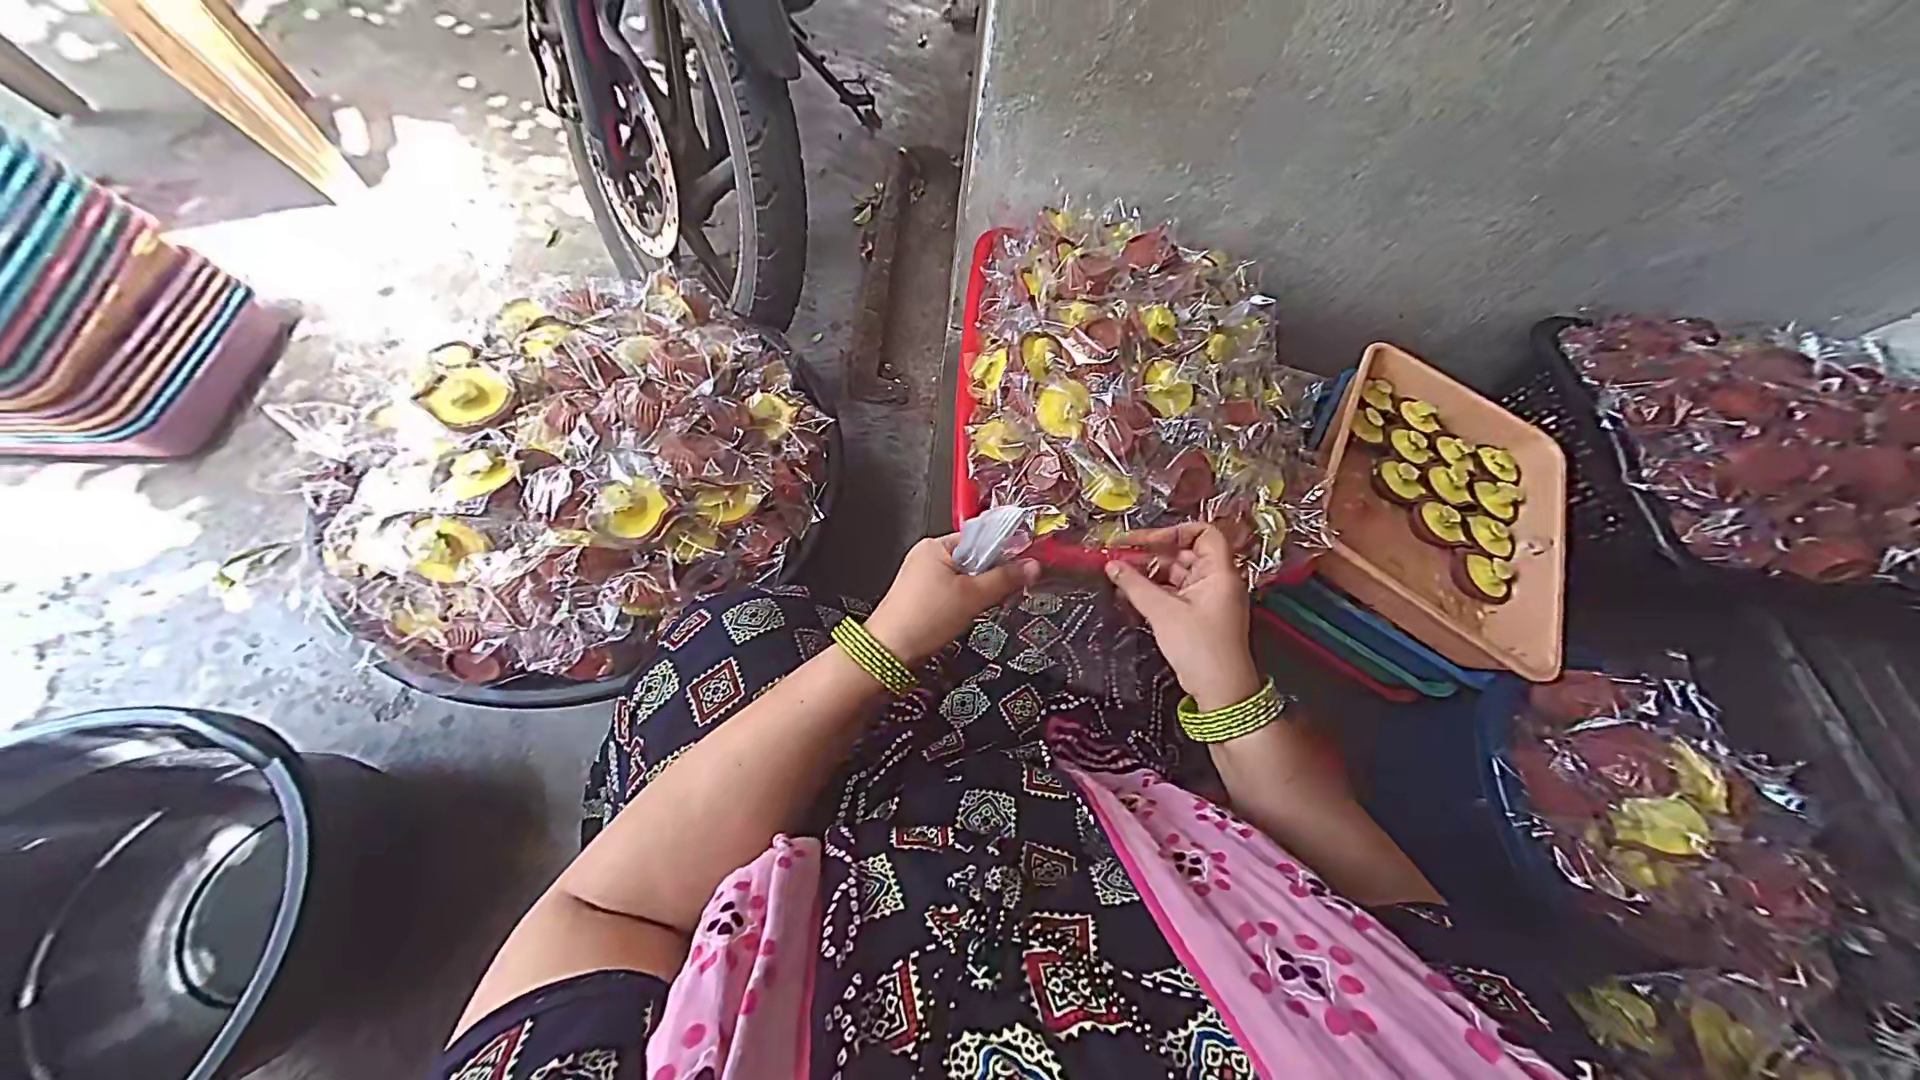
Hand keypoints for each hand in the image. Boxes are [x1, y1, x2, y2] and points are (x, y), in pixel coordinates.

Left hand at [865, 534, 1040, 664]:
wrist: (890, 651)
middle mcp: (927, 555)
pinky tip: (964, 615)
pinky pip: (952, 590)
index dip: (1003, 552)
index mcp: (936, 545)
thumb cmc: (923, 618)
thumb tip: (1031, 566)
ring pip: (965, 577)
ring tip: (977, 607)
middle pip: (974, 558)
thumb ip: (1005, 579)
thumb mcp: (973, 596)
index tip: (1020, 567)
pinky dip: (964, 601)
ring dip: (978, 591)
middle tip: (999, 594)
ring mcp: (922, 576)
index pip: (981, 537)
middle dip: (990, 576)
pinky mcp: (922, 595)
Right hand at [1105, 523, 1262, 710]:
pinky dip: (1154, 589)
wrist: (1221, 691)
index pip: (1204, 533)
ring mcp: (1207, 597)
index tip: (1145, 541)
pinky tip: (1130, 591)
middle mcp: (1216, 580)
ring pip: (1176, 573)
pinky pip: (1174, 591)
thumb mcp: (1163, 612)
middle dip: (1152, 553)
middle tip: (1120, 555)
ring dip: (1149, 572)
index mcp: (1219, 573)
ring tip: (1119, 573)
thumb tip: (1111, 564)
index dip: (1175, 532)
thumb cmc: (1199, 647)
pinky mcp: (1197, 614)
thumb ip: (1135, 585)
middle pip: (1184, 553)